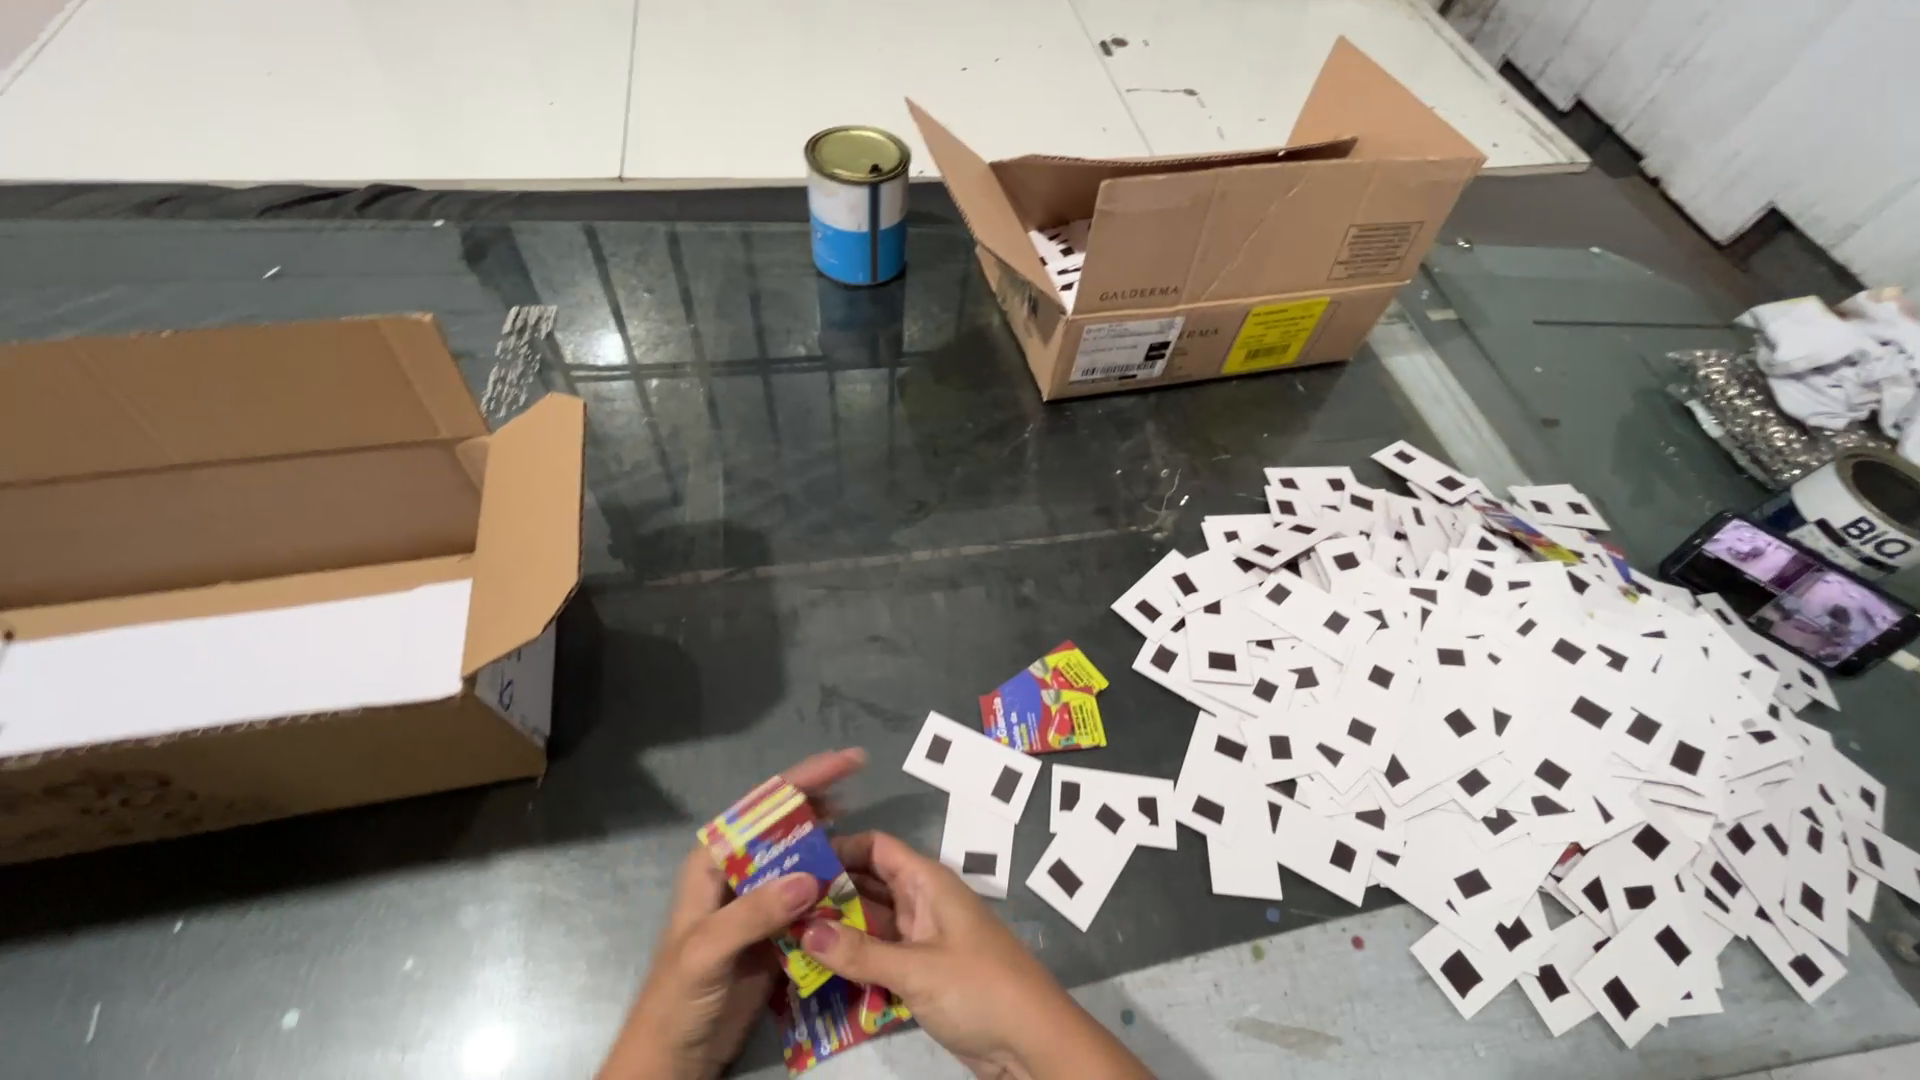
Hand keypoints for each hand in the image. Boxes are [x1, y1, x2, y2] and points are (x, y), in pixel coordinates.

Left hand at [598, 748, 866, 1079]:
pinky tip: (857, 885)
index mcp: (714, 863)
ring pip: (802, 859)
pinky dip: (833, 888)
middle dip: (822, 799)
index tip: (847, 761)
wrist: (673, 1059)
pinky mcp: (774, 932)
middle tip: (861, 782)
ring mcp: (757, 903)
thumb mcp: (707, 950)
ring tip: (866, 835)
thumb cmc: (676, 999)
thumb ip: (754, 913)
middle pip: (786, 824)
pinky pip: (810, 899)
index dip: (805, 778)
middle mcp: (738, 874)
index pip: (763, 808)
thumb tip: (811, 876)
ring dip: (832, 844)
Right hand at [803, 832, 1152, 1078]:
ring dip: (835, 933)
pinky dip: (852, 964)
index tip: (793, 861)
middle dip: (827, 894)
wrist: (1032, 1041)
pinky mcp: (920, 974)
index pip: (876, 848)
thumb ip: (860, 952)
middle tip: (775, 906)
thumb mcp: (917, 968)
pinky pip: (878, 959)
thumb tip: (802, 930)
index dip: (838, 848)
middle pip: (867, 886)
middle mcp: (921, 902)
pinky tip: (814, 974)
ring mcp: (921, 939)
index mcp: (927, 882)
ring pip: (869, 925)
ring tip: (783, 939)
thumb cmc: (979, 987)